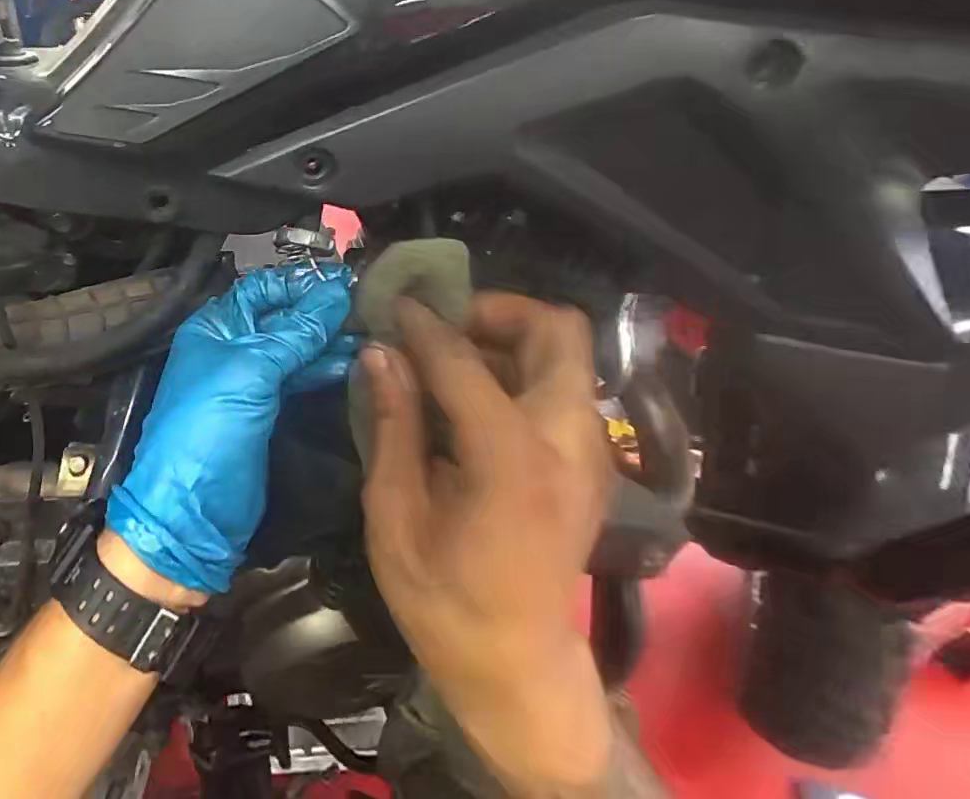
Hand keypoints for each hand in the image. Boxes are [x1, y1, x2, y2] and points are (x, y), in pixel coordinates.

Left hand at [107, 265, 353, 594]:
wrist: (192, 514)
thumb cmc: (208, 430)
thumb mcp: (249, 372)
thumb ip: (294, 333)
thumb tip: (335, 294)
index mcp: (214, 327)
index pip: (261, 289)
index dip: (300, 282)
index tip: (343, 279)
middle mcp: (232, 347)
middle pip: (283, 316)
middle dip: (321, 310)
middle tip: (367, 304)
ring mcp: (253, 380)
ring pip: (297, 347)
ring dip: (330, 339)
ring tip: (370, 330)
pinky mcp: (271, 410)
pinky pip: (301, 378)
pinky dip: (326, 368)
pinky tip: (355, 361)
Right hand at [360, 293, 614, 789]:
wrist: (515, 664)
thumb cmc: (441, 597)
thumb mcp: (394, 513)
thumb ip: (393, 424)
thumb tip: (379, 353)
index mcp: (512, 461)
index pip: (465, 362)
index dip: (423, 326)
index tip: (393, 306)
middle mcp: (567, 443)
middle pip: (556, 332)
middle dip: (494, 311)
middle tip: (438, 325)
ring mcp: (589, 451)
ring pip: (565, 353)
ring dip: (507, 336)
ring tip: (447, 354)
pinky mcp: (589, 460)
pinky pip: (559, 384)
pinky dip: (518, 366)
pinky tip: (469, 393)